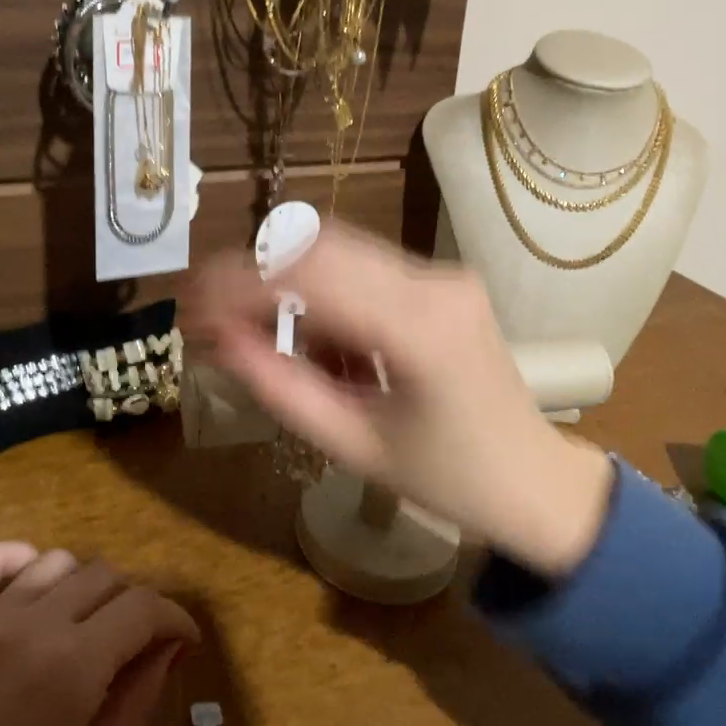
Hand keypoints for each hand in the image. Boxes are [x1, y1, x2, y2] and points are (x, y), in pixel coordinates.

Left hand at [0, 543, 198, 725]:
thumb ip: (135, 700)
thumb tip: (171, 647)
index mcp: (74, 664)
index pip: (144, 607)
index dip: (174, 617)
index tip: (183, 638)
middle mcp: (34, 621)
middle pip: (104, 575)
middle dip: (131, 602)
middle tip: (132, 640)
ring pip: (55, 561)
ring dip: (79, 585)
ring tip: (80, 621)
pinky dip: (14, 561)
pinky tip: (27, 585)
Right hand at [190, 221, 614, 575]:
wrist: (533, 479)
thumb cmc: (446, 479)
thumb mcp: (352, 445)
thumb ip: (280, 389)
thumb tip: (217, 338)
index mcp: (420, 330)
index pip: (310, 274)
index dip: (240, 282)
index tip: (191, 306)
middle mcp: (434, 282)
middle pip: (319, 246)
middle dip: (253, 273)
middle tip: (208, 312)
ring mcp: (442, 274)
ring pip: (336, 250)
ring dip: (287, 283)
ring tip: (264, 337)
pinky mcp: (440, 279)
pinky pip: (360, 267)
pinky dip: (320, 294)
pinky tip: (319, 342)